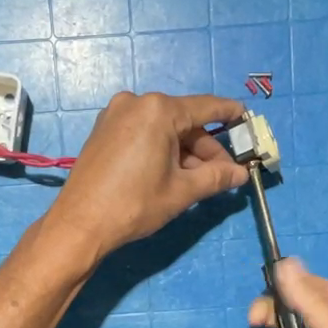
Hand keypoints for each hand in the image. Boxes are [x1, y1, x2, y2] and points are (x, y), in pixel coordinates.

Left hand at [47, 92, 249, 257]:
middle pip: (183, 121)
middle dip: (205, 148)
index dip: (229, 114)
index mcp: (158, 110)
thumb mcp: (181, 191)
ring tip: (200, 181)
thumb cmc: (134, 205)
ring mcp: (115, 115)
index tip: (247, 120)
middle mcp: (136, 102)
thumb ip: (215, 177)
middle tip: (224, 173)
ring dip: (184, 152)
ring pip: (163, 129)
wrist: (80, 224)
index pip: (205, 108)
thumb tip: (241, 174)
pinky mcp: (104, 130)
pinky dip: (161, 149)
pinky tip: (172, 173)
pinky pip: (143, 133)